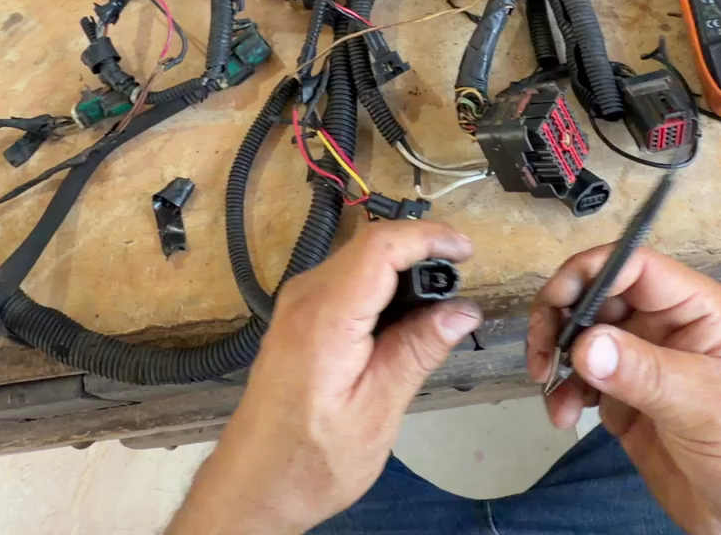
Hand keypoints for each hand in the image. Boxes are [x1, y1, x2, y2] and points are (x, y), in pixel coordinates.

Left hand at [169, 221, 481, 534]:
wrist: (253, 483)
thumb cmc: (312, 459)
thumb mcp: (377, 412)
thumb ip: (417, 352)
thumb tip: (463, 309)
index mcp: (325, 317)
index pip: (380, 247)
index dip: (427, 237)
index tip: (467, 249)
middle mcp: (306, 295)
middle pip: (370, 246)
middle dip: (421, 250)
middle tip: (461, 280)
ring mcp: (298, 300)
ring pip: (360, 258)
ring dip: (403, 266)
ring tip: (441, 300)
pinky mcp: (299, 311)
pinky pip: (348, 277)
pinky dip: (383, 282)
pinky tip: (405, 314)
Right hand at [527, 247, 720, 534]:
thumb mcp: (709, 405)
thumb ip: (645, 372)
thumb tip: (585, 344)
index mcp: (692, 308)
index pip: (632, 265)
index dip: (590, 272)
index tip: (558, 300)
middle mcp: (661, 326)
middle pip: (595, 295)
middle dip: (562, 316)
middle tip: (542, 349)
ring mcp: (640, 364)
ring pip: (581, 336)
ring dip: (556, 356)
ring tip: (548, 387)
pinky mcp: (624, 401)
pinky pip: (580, 381)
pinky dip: (563, 392)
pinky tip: (563, 415)